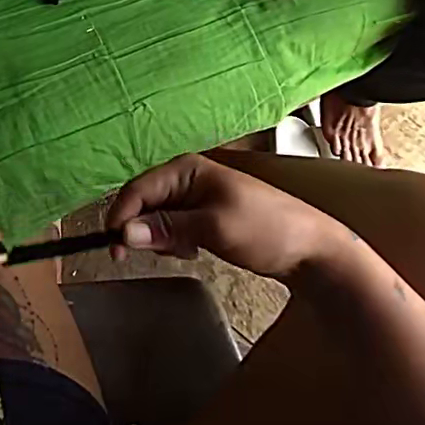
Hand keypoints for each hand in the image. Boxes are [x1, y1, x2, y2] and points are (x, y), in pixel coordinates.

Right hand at [104, 154, 342, 278]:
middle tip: (154, 255)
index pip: (137, 189)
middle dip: (142, 230)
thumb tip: (125, 233)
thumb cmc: (266, 229)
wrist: (311, 249)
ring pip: (155, 218)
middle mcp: (185, 178)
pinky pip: (171, 228)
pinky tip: (192, 252)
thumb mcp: (213, 228)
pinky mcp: (201, 215)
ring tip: (185, 252)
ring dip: (159, 239)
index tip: (114, 248)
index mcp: (186, 169)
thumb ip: (167, 228)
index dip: (121, 217)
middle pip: (143, 202)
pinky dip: (173, 243)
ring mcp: (193, 197)